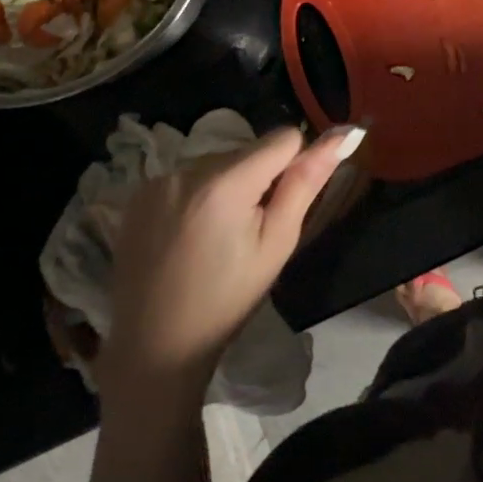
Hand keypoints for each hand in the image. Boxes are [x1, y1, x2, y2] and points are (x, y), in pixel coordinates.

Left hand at [98, 125, 362, 393]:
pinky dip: (198, 195)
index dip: (294, 166)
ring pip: (217, 161)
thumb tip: (345, 135)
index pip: (283, 138)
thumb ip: (307, 182)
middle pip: (247, 150)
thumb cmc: (228, 299)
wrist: (155, 345)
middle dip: (258, 178)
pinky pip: (187, 177)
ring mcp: (157, 181)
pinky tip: (190, 235)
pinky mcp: (137, 195)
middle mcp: (187, 169)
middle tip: (249, 231)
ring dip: (228, 185)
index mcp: (225, 182)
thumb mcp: (278, 243)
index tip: (281, 206)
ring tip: (218, 236)